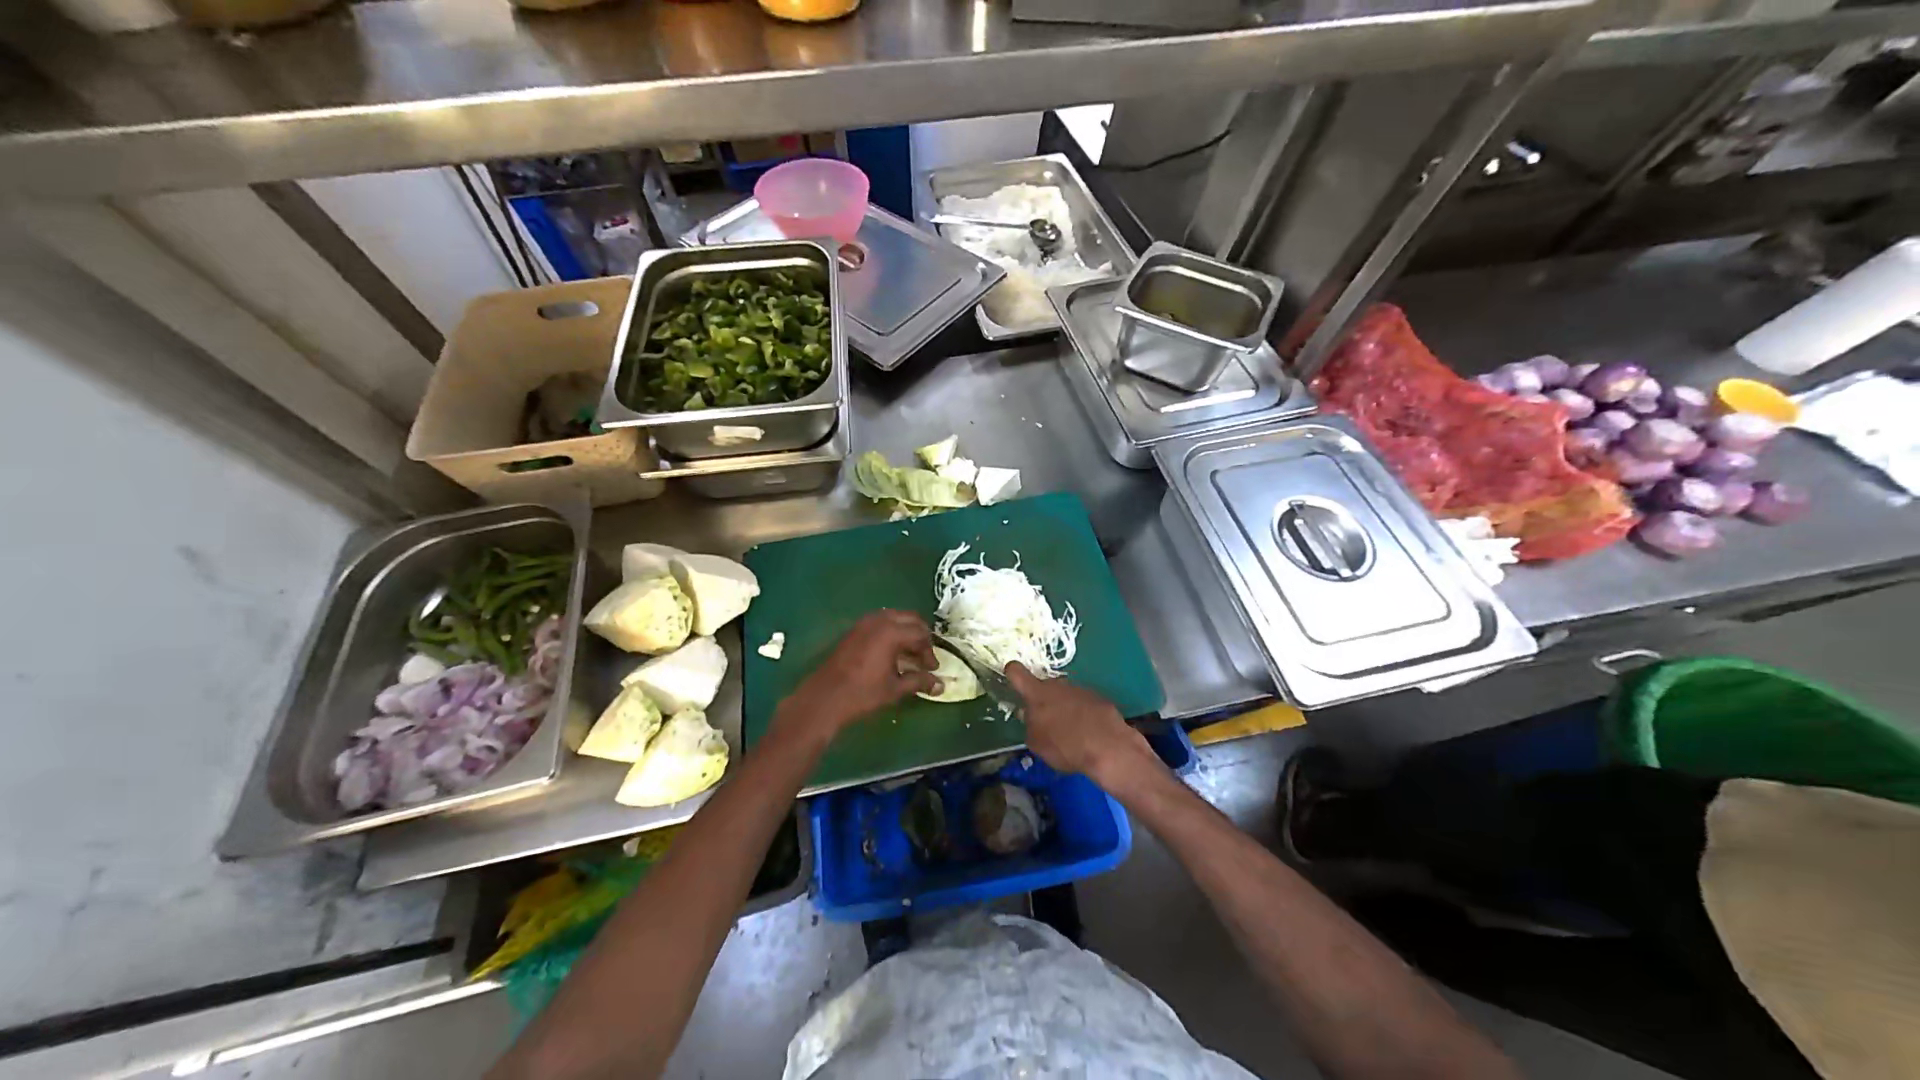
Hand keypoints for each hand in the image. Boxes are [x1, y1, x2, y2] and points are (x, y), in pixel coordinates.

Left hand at [777, 610, 938, 741]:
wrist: (825, 697)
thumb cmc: (863, 693)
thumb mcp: (895, 689)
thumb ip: (919, 682)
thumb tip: (941, 685)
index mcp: (892, 632)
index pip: (921, 634)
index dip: (930, 652)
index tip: (932, 669)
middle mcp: (879, 620)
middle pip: (910, 619)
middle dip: (921, 636)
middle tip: (924, 657)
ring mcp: (864, 623)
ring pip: (894, 618)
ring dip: (906, 632)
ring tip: (909, 654)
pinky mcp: (854, 630)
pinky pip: (880, 622)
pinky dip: (891, 632)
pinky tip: (891, 652)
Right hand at [1007, 663, 1155, 789]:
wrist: (1108, 747)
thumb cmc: (1065, 746)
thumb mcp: (1036, 743)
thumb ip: (1030, 725)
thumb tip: (1030, 716)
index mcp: (1037, 694)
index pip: (1016, 672)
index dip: (1011, 672)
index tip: (1010, 676)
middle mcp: (1058, 685)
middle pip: (1043, 686)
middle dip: (1042, 700)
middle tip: (1045, 721)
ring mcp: (1080, 689)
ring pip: (1064, 695)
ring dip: (1063, 707)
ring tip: (1069, 731)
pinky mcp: (1099, 699)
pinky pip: (1083, 703)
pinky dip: (1082, 714)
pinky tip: (1087, 733)